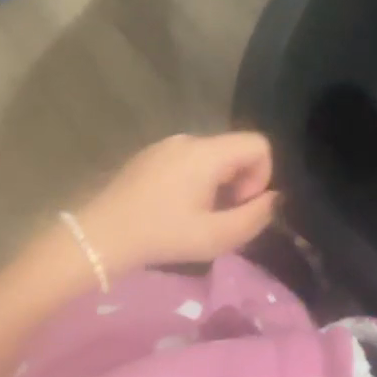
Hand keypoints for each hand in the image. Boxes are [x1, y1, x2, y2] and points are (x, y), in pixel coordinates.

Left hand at [72, 132, 279, 274]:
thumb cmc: (162, 235)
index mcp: (207, 152)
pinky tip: (175, 208)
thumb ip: (254, 217)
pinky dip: (196, 179)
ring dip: (218, 183)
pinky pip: (189, 159)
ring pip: (212, 155)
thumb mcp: (215, 236)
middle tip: (220, 216)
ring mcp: (166, 144)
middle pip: (235, 148)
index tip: (240, 205)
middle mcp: (189, 139)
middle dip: (240, 182)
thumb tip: (273, 198)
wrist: (103, 233)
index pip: (259, 144)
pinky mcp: (151, 154)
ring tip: (197, 215)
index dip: (262, 176)